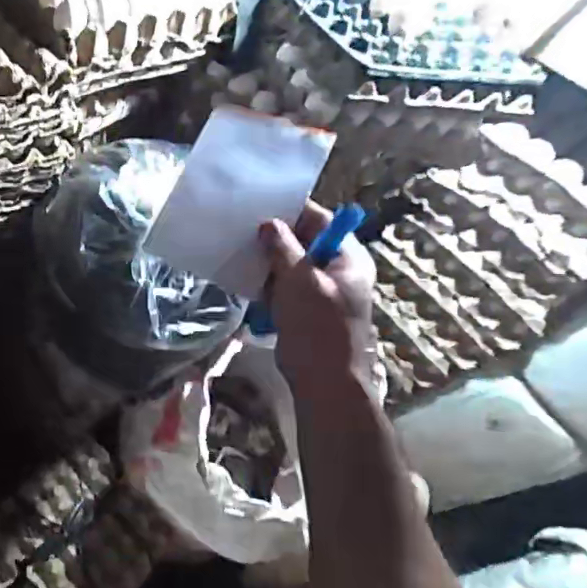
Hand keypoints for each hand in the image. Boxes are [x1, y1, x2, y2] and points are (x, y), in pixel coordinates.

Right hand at [258, 201, 380, 399]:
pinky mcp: (304, 309)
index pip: (321, 220)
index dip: (292, 211)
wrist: (324, 381)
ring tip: (239, 252)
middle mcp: (336, 269)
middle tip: (242, 229)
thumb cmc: (317, 326)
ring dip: (267, 262)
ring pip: (289, 265)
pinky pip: (283, 287)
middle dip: (274, 237)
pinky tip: (246, 280)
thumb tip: (268, 224)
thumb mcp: (299, 280)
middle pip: (303, 241)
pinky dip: (267, 284)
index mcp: (347, 257)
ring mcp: (320, 291)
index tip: (260, 206)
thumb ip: (283, 248)